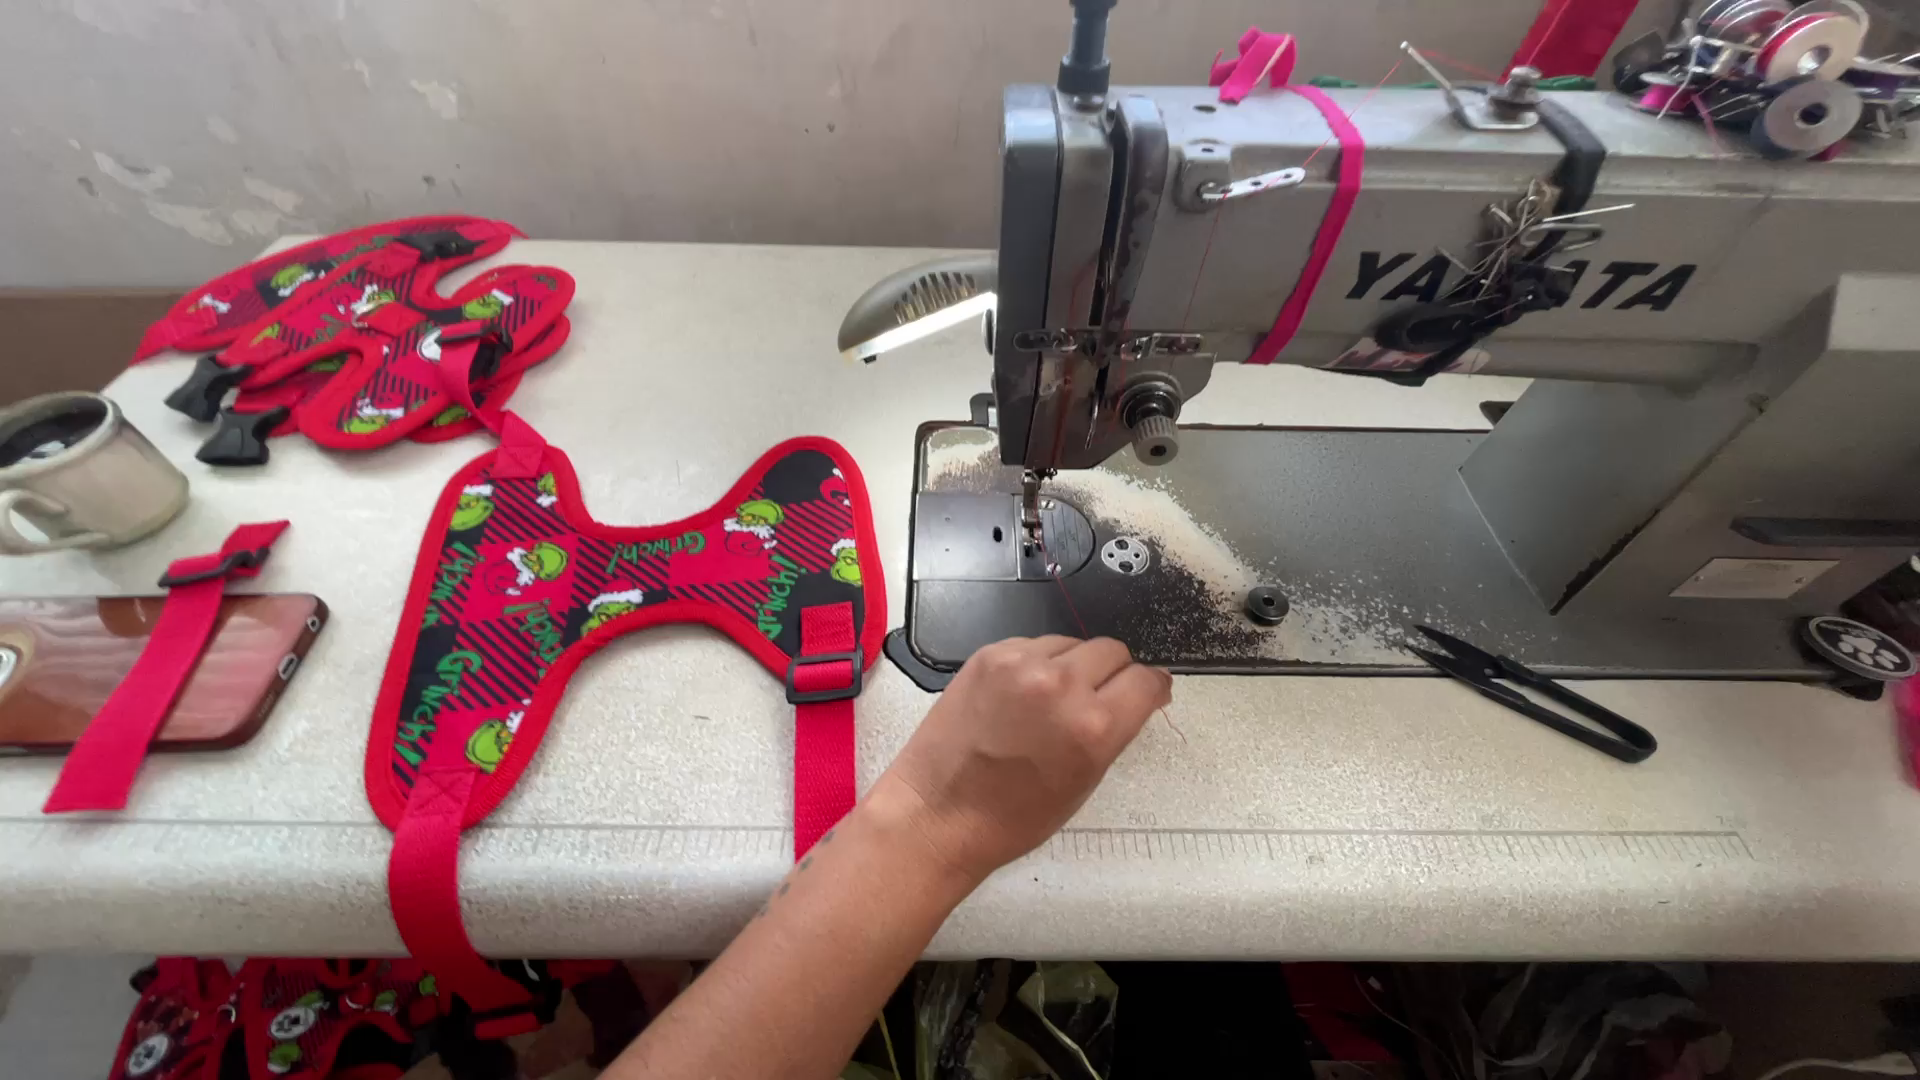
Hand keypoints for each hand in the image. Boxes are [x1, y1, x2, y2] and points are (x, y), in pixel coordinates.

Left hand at [865, 636, 1172, 884]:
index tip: (1146, 692)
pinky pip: (1033, 645)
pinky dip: (1036, 663)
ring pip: (1072, 643)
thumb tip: (1136, 695)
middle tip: (1095, 697)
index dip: (1151, 688)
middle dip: (1113, 673)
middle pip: (1112, 651)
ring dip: (1072, 665)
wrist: (939, 811)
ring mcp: (1021, 664)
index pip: (1146, 681)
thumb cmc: (1015, 816)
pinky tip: (1019, 694)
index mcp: (1094, 727)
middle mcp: (1062, 685)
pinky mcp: (990, 654)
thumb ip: (1113, 730)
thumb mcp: (1084, 780)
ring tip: (1049, 699)